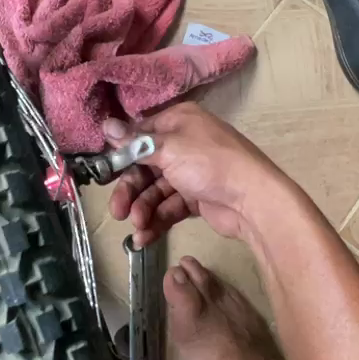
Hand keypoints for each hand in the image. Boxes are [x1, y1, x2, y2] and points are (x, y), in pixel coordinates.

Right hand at [107, 102, 286, 246]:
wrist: (253, 199)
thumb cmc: (209, 163)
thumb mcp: (168, 149)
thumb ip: (135, 143)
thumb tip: (106, 125)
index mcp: (177, 122)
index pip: (140, 135)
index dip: (122, 155)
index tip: (105, 174)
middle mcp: (183, 144)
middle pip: (145, 167)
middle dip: (130, 191)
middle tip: (117, 212)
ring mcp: (191, 172)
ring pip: (156, 190)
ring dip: (143, 209)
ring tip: (137, 228)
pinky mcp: (196, 198)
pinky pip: (169, 207)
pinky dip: (157, 221)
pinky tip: (144, 237)